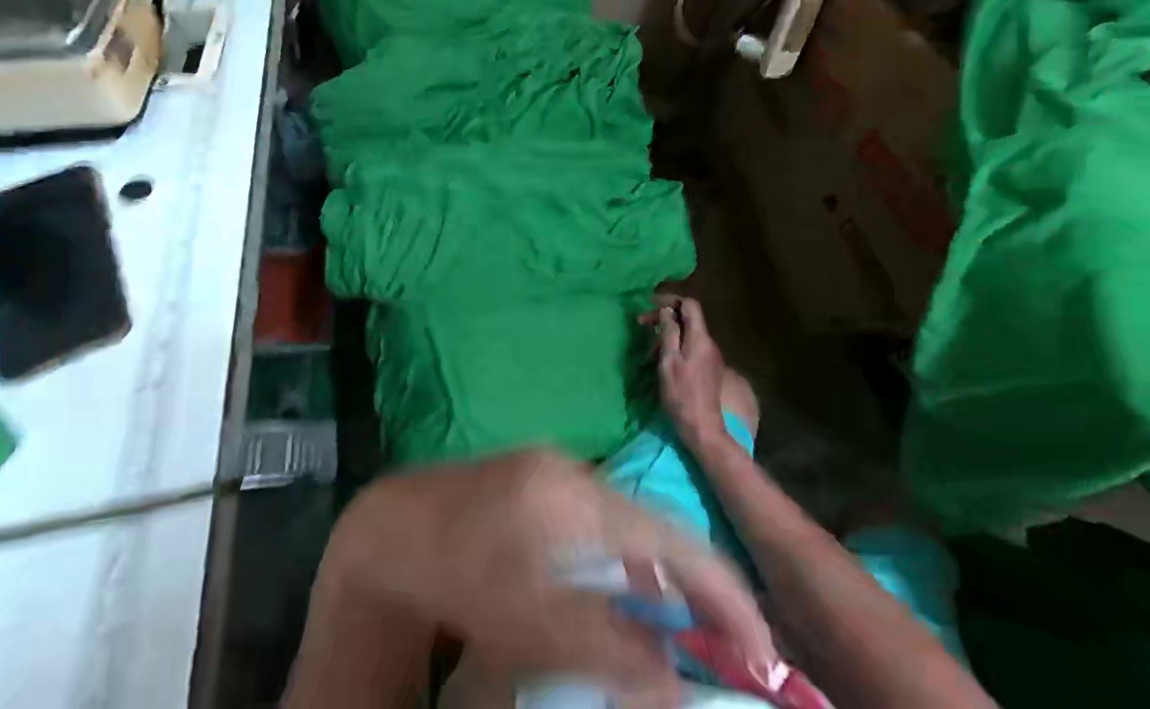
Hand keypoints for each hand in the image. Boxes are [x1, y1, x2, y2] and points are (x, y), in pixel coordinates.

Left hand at [311, 450, 776, 704]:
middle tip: (727, 646)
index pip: (675, 540)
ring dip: (662, 573)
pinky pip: (606, 520)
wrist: (390, 525)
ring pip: (634, 524)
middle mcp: (578, 471)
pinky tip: (627, 592)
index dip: (725, 592)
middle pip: (661, 528)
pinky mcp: (545, 477)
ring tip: (685, 627)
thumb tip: (678, 681)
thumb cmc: (454, 575)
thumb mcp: (525, 622)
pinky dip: (627, 559)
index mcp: (578, 497)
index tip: (759, 648)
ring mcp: (561, 468)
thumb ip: (604, 646)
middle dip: (699, 586)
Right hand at [647, 296, 732, 451]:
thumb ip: (669, 332)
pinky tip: (661, 359)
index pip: (690, 305)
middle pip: (689, 318)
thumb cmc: (681, 393)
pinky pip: (691, 347)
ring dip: (668, 333)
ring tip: (648, 347)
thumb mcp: (669, 360)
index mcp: (700, 338)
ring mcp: (710, 356)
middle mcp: (709, 343)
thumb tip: (667, 310)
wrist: (702, 427)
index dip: (670, 299)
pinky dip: (675, 345)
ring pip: (688, 334)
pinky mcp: (708, 368)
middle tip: (641, 323)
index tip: (649, 304)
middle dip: (665, 317)